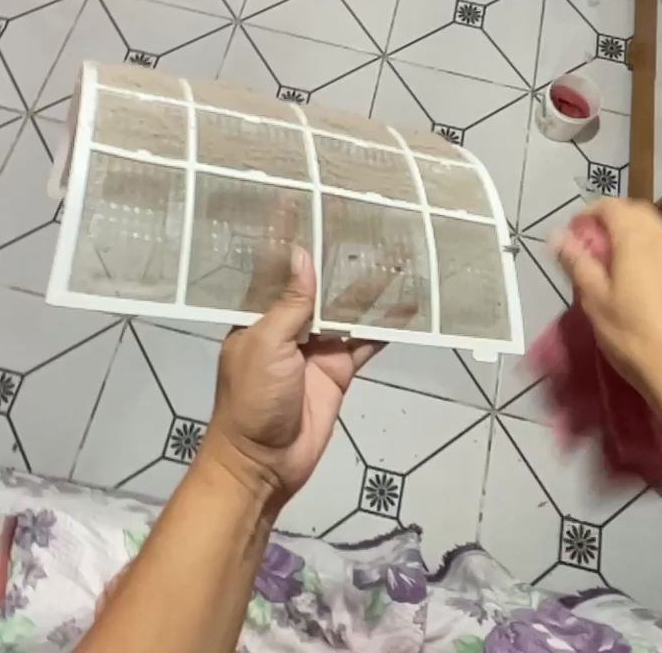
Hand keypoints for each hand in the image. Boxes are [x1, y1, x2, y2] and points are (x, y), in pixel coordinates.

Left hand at [203, 243, 389, 508]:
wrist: (264, 464)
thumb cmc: (252, 399)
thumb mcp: (266, 345)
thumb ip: (290, 304)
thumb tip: (302, 255)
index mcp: (261, 313)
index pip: (274, 264)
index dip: (285, 233)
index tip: (297, 198)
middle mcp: (290, 322)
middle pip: (319, 282)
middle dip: (338, 255)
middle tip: (365, 221)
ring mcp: (317, 345)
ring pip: (348, 308)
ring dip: (371, 286)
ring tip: (398, 255)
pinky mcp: (339, 368)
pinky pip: (365, 340)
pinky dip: (386, 325)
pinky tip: (408, 306)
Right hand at [554, 199, 661, 407]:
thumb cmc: (635, 338)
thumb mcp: (596, 300)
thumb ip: (577, 261)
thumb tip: (557, 235)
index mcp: (640, 239)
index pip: (611, 206)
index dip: (587, 215)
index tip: (572, 236)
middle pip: (636, 213)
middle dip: (610, 221)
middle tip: (590, 247)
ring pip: (655, 231)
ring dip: (631, 236)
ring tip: (611, 265)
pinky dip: (649, 252)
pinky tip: (638, 283)